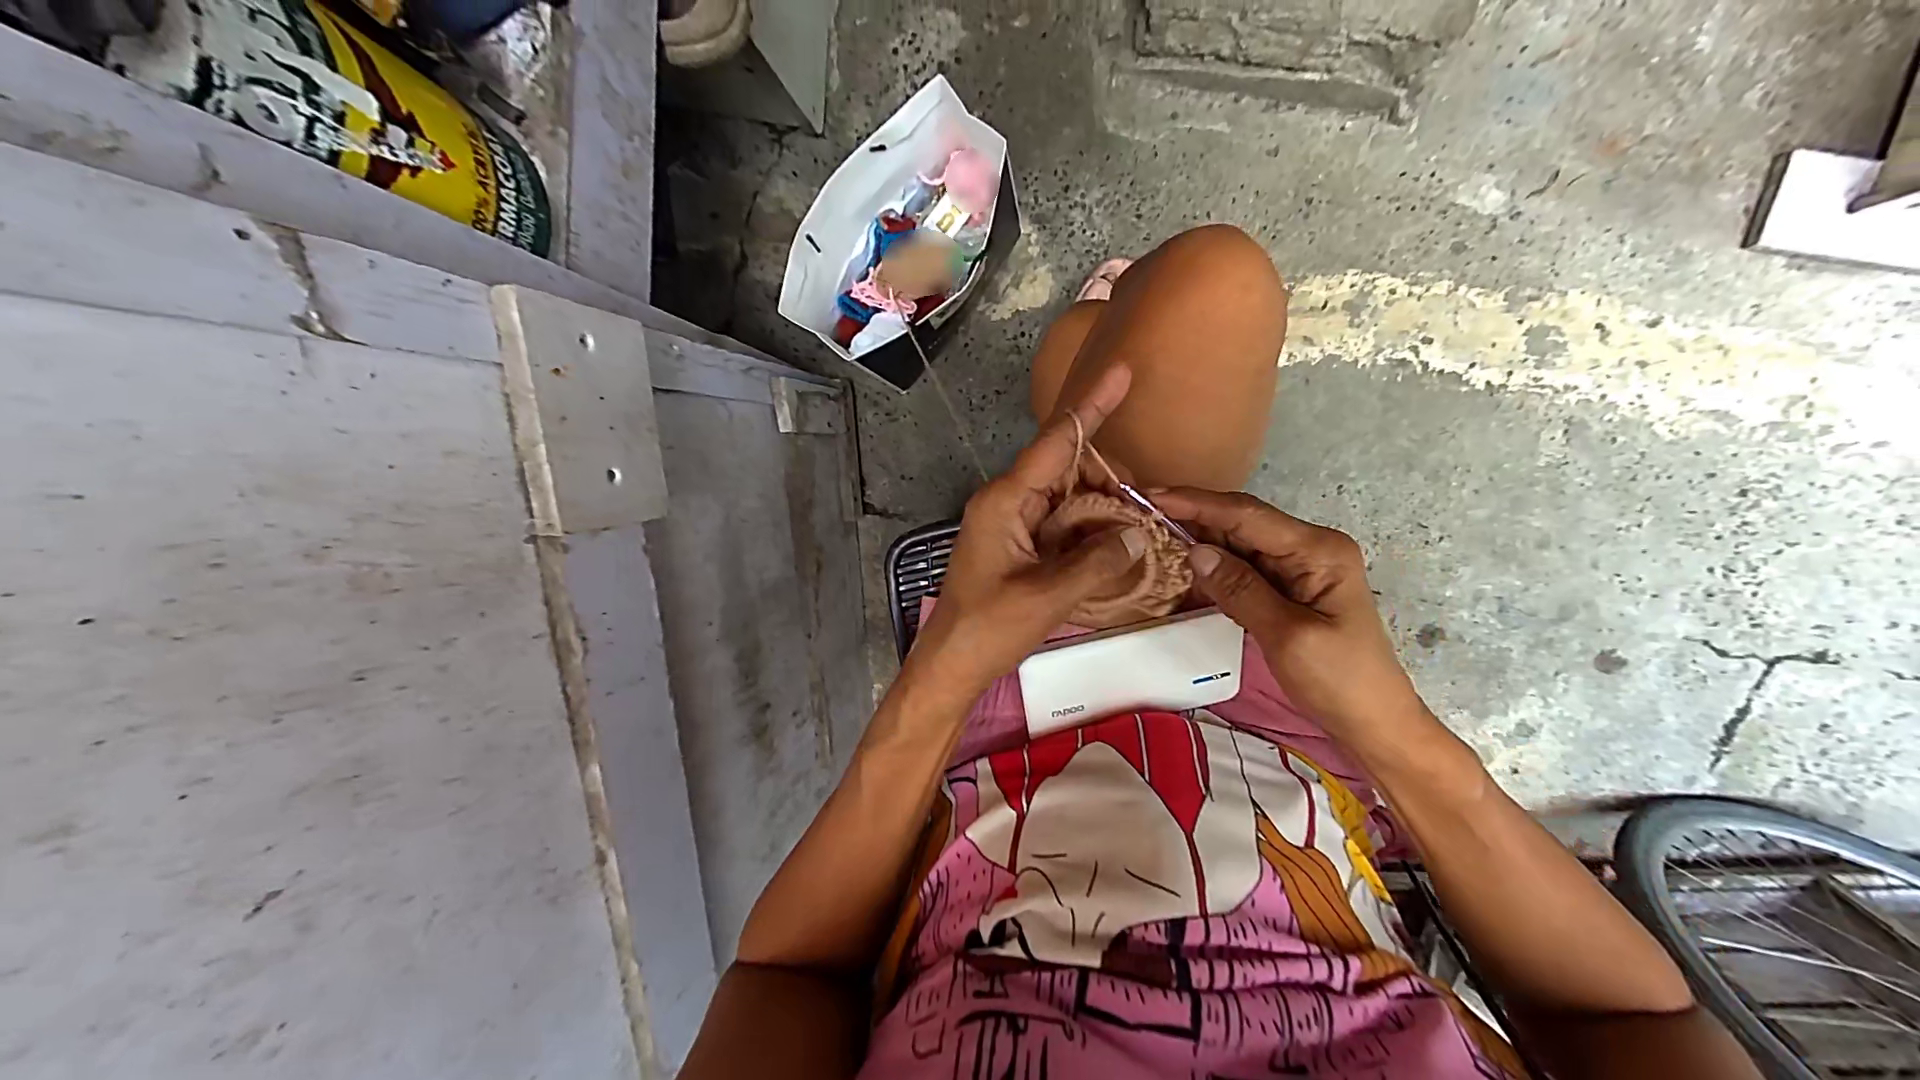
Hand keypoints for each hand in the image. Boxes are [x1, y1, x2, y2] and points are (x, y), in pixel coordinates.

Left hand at [910, 365, 1149, 694]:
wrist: (954, 663)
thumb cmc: (989, 628)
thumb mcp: (1049, 596)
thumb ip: (1098, 561)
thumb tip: (1139, 534)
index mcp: (1006, 501)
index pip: (1056, 442)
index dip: (1091, 406)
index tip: (1120, 371)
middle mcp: (1008, 501)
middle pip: (1066, 466)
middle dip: (1107, 476)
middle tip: (1140, 508)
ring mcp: (1013, 522)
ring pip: (1068, 495)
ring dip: (1101, 506)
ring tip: (1131, 532)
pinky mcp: (1020, 543)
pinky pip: (1061, 521)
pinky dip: (1089, 528)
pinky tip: (1113, 545)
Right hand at [1149, 488, 1430, 744]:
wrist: (1373, 721)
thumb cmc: (1339, 680)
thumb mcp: (1287, 635)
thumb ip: (1241, 589)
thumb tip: (1195, 551)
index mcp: (1318, 550)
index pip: (1247, 516)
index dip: (1197, 504)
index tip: (1152, 495)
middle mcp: (1310, 548)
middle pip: (1241, 523)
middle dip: (1194, 516)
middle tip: (1143, 513)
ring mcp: (1299, 567)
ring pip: (1239, 543)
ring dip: (1200, 538)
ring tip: (1154, 532)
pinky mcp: (1288, 587)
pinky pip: (1244, 566)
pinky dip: (1214, 564)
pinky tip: (1185, 562)